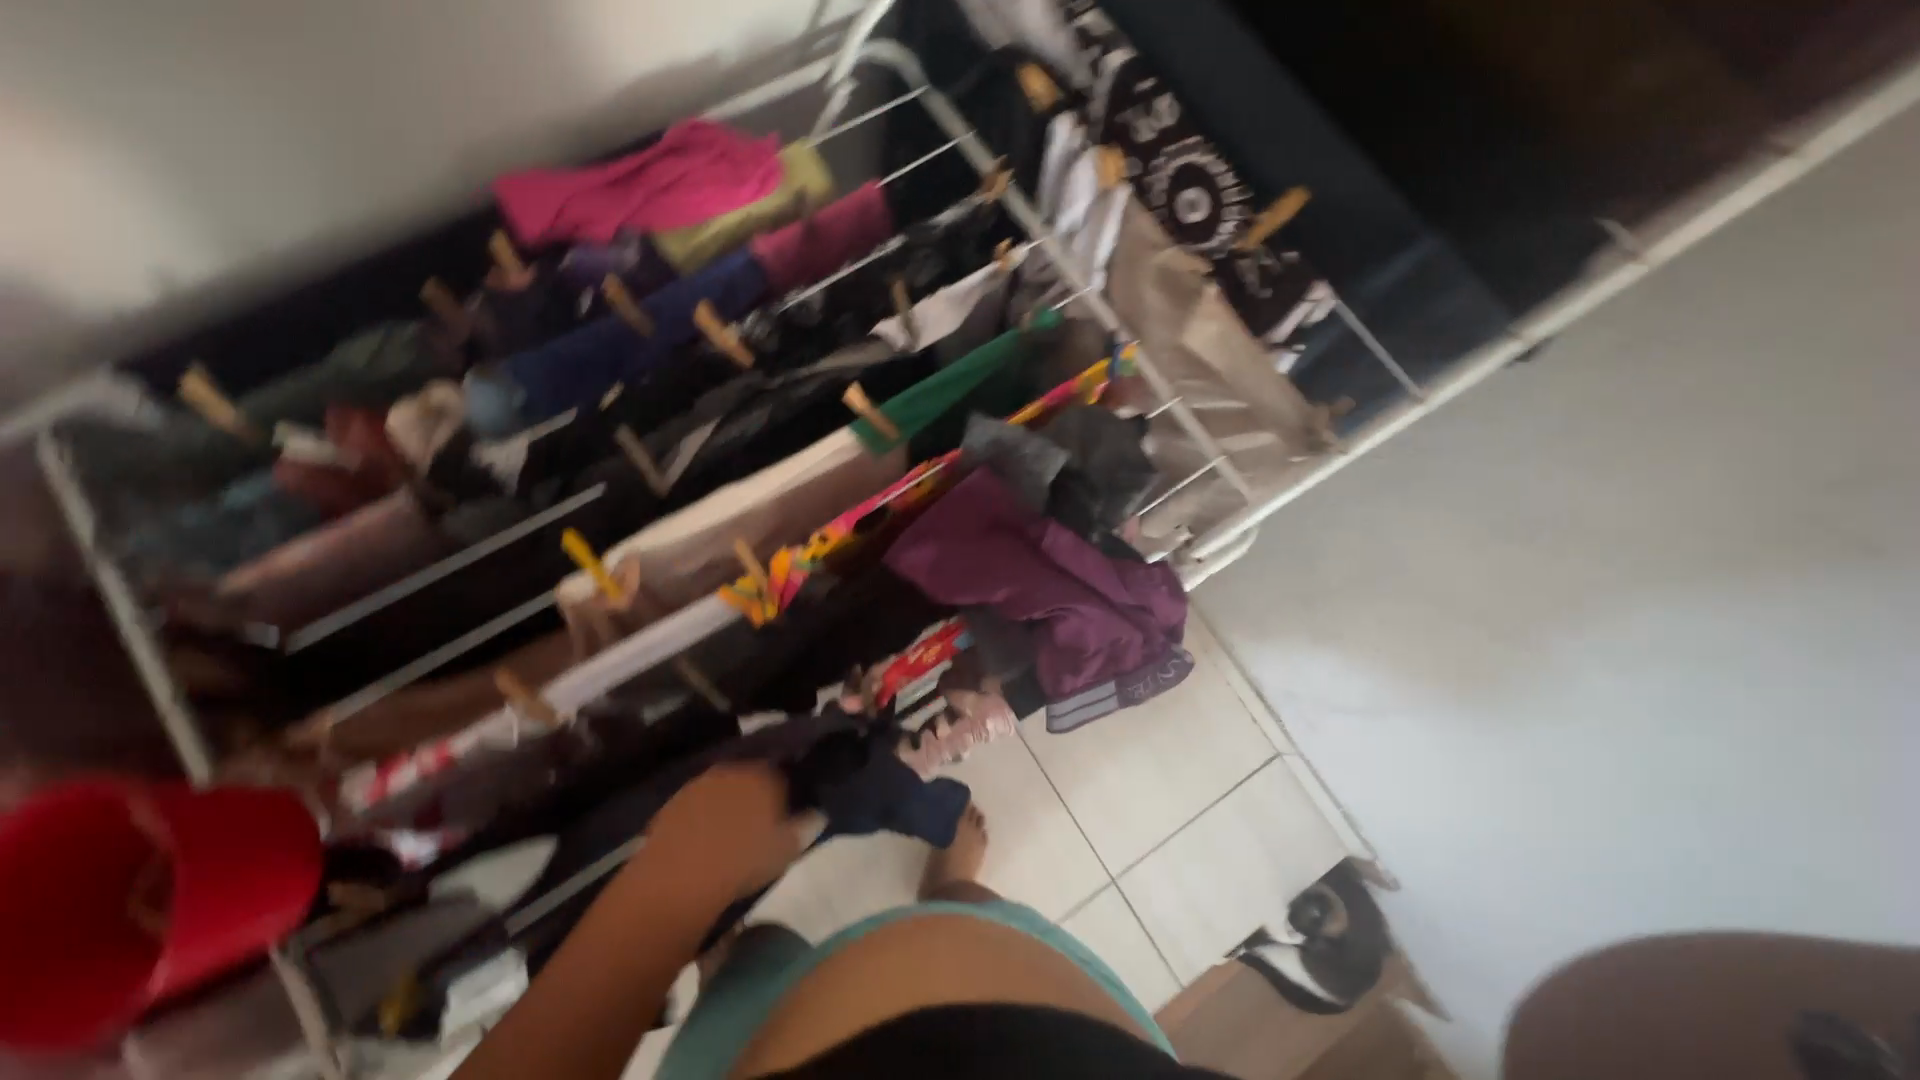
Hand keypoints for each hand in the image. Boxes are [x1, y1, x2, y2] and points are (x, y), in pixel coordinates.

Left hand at [644, 762, 804, 899]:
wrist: (679, 877)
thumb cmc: (744, 862)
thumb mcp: (786, 850)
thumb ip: (806, 827)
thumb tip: (818, 815)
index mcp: (765, 776)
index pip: (782, 774)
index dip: (785, 793)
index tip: (785, 812)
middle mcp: (733, 770)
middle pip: (750, 777)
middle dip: (755, 794)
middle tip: (758, 822)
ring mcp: (701, 783)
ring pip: (723, 788)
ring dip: (727, 803)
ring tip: (729, 832)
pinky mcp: (674, 800)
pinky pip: (697, 802)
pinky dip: (702, 814)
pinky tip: (702, 838)